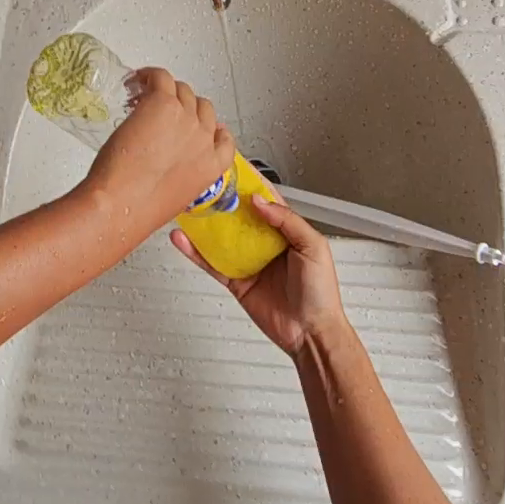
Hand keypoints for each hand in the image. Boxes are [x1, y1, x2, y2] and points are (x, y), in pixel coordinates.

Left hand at [77, 67, 234, 239]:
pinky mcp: (162, 104)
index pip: (224, 139)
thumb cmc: (138, 208)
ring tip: (143, 94)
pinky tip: (137, 80)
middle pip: (202, 107)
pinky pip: (161, 77)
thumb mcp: (172, 199)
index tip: (199, 126)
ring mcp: (186, 118)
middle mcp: (204, 138)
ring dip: (166, 90)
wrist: (123, 204)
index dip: (211, 129)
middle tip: (161, 111)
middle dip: (183, 106)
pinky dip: (148, 75)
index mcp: (211, 167)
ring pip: (182, 90)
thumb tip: (161, 168)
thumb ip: (176, 178)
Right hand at [171, 195, 349, 357]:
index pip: (265, 202)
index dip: (250, 186)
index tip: (234, 171)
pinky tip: (184, 240)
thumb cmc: (320, 292)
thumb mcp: (312, 247)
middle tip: (205, 187)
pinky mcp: (236, 281)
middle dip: (223, 202)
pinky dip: (196, 252)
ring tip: (188, 208)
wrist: (310, 332)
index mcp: (286, 231)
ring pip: (221, 238)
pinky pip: (212, 264)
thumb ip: (288, 221)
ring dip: (204, 224)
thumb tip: (260, 202)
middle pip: (238, 217)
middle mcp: (265, 244)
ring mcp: (248, 262)